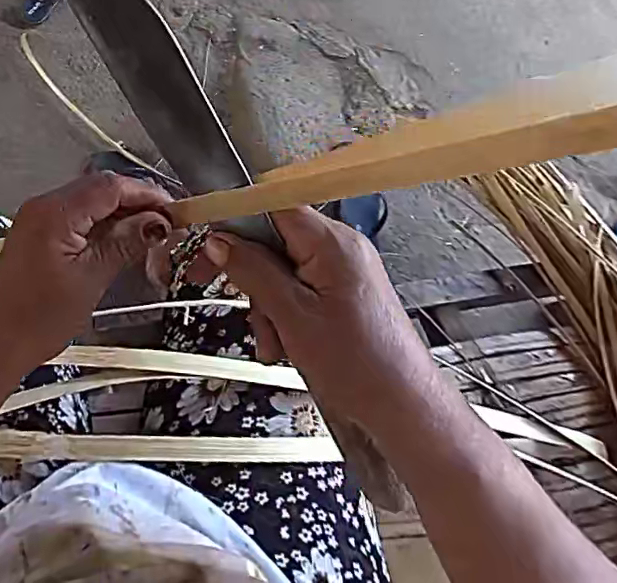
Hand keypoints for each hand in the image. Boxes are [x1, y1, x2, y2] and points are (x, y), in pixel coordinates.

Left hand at [0, 173, 174, 374]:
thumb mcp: (90, 279)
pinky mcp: (38, 232)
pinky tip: (120, 239)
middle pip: (100, 187)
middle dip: (136, 200)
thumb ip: (124, 243)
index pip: (110, 186)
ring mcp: (39, 216)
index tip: (174, 211)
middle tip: (166, 222)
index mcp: (56, 211)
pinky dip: (102, 222)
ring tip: (149, 231)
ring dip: (121, 211)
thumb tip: (158, 223)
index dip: (146, 194)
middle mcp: (45, 204)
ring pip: (90, 200)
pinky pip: (77, 215)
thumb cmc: (39, 318)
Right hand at [204, 208, 441, 432]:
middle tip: (220, 292)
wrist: (408, 413)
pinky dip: (285, 311)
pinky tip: (285, 343)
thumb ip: (253, 272)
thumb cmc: (360, 367)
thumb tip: (219, 241)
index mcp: (331, 241)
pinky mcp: (347, 290)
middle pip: (275, 238)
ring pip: (284, 267)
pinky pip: (302, 286)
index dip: (235, 217)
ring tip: (272, 341)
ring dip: (266, 302)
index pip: (272, 204)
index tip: (208, 239)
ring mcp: (345, 268)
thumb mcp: (292, 317)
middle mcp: (341, 245)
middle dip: (250, 273)